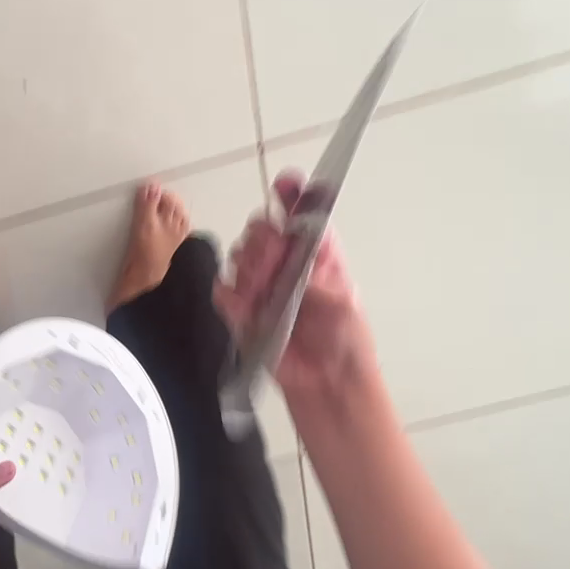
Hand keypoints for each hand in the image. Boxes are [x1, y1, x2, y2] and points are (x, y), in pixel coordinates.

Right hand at [212, 169, 378, 401]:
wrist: (325, 384)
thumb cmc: (345, 342)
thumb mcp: (342, 301)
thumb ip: (312, 272)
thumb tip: (286, 246)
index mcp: (317, 254)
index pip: (301, 214)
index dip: (292, 194)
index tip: (283, 184)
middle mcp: (286, 264)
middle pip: (261, 229)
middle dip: (263, 242)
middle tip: (273, 266)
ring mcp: (262, 287)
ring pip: (239, 255)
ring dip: (248, 270)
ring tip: (262, 295)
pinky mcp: (242, 312)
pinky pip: (224, 290)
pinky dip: (230, 296)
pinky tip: (245, 309)